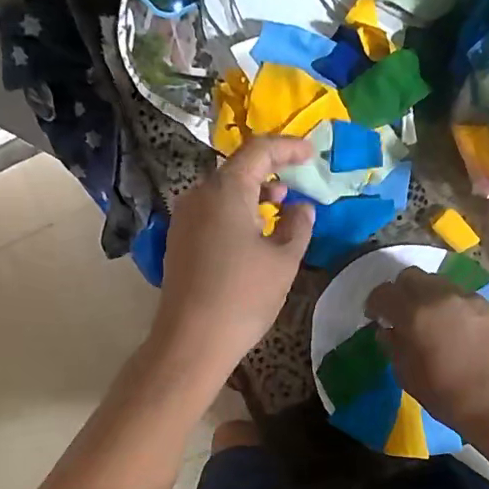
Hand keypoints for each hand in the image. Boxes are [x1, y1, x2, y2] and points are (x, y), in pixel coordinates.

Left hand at [152, 136, 315, 372]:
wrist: (190, 341)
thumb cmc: (242, 296)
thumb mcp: (283, 260)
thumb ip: (298, 226)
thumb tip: (301, 209)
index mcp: (224, 191)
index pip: (258, 151)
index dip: (288, 148)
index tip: (312, 155)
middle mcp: (197, 197)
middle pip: (236, 170)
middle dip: (270, 172)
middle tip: (297, 185)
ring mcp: (182, 220)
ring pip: (221, 193)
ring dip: (252, 195)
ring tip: (279, 210)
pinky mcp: (177, 243)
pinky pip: (209, 214)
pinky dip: (234, 213)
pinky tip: (252, 235)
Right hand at [365, 268, 488, 440]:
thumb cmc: (443, 392)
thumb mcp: (404, 373)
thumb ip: (392, 344)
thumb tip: (388, 329)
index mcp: (413, 314)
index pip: (383, 293)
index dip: (374, 303)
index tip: (375, 317)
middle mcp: (439, 297)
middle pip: (410, 276)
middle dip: (400, 291)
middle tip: (400, 312)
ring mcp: (467, 298)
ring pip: (437, 282)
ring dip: (426, 295)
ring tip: (429, 317)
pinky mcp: (488, 305)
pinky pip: (460, 295)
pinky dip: (450, 304)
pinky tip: (454, 326)